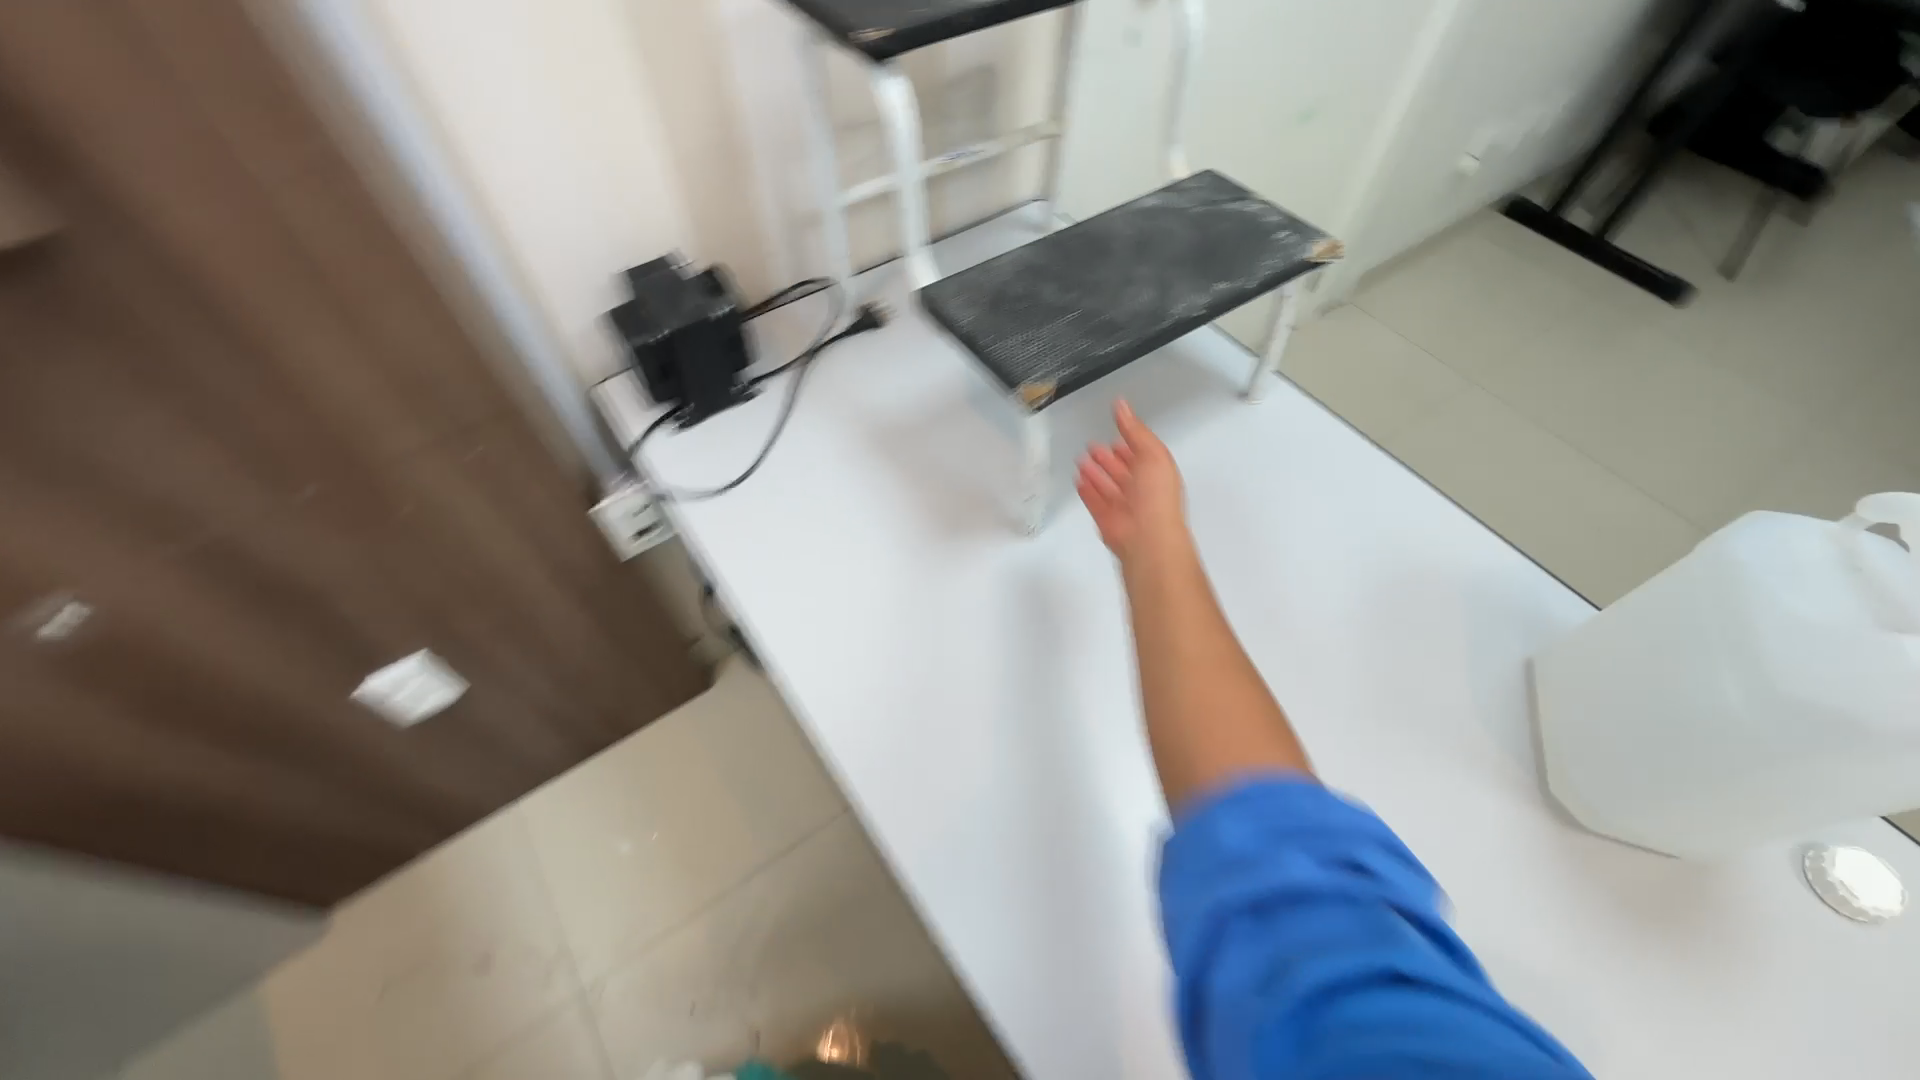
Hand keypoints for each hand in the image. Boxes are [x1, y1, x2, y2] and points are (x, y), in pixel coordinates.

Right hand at [1076, 400, 1188, 561]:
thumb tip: (1121, 405)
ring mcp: (1123, 506)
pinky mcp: (1107, 519)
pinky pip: (1094, 502)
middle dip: (1107, 458)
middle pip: (1121, 471)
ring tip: (1081, 459)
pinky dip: (1086, 491)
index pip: (1140, 454)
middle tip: (1093, 447)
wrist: (1147, 536)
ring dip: (1094, 473)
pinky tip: (1079, 480)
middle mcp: (1141, 490)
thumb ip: (1134, 429)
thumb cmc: (1156, 496)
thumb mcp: (1151, 453)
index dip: (1128, 443)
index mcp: (1156, 473)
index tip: (1115, 433)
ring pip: (1106, 486)